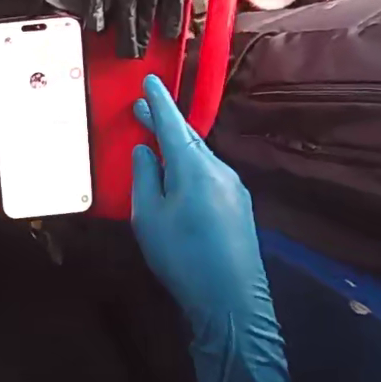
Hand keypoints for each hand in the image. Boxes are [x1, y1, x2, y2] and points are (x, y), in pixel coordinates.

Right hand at [131, 75, 301, 381]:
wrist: (231, 300)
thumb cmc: (181, 256)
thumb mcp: (149, 217)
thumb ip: (144, 178)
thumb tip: (145, 150)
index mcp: (195, 169)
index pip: (173, 126)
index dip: (158, 103)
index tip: (149, 81)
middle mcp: (219, 170)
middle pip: (189, 139)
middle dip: (165, 123)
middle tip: (141, 110)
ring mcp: (234, 188)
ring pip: (200, 156)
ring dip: (177, 146)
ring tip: (155, 142)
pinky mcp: (238, 205)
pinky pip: (209, 173)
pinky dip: (189, 165)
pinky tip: (178, 175)